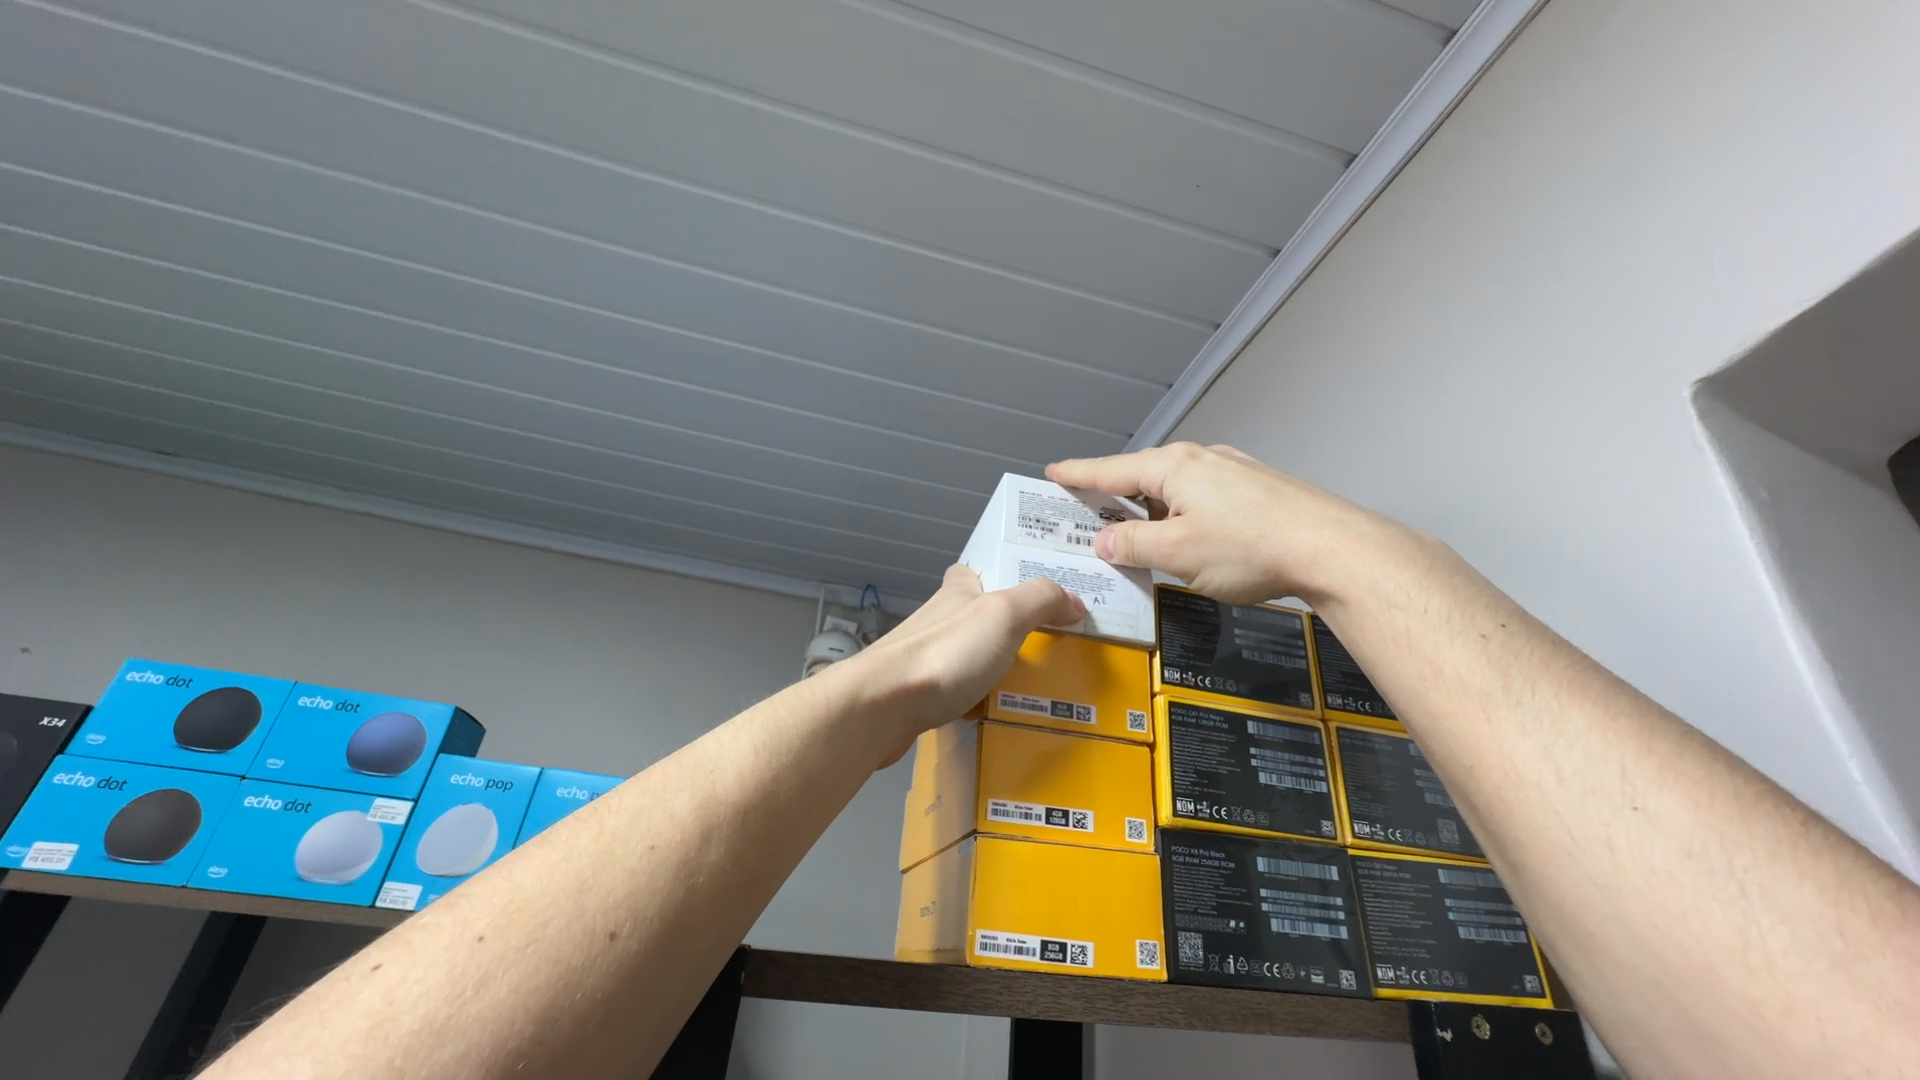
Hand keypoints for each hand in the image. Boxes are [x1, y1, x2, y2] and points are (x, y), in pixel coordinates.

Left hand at [832, 565, 1085, 763]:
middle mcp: (939, 620)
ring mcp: (925, 658)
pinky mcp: (916, 695)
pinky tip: (995, 714)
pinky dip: (976, 701)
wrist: (882, 707)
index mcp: (957, 592)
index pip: (976, 570)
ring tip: (1032, 684)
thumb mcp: (1004, 615)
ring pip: (968, 657)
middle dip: (1008, 629)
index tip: (1034, 591)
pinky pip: (957, 692)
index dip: (1003, 575)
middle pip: (977, 617)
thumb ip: (1040, 600)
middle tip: (1048, 644)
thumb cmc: (946, 653)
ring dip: (993, 667)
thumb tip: (1073, 600)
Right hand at [1047, 443, 1412, 605]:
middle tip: (1089, 512)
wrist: (1331, 549)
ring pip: (1176, 489)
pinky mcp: (1256, 492)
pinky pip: (1203, 499)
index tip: (1055, 471)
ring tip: (1136, 536)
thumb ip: (1133, 545)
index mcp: (1174, 468)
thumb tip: (1105, 542)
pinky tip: (1188, 539)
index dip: (1079, 474)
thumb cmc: (1253, 547)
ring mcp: (1233, 473)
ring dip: (1151, 511)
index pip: (1111, 470)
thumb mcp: (1176, 553)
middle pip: (1143, 476)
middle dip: (1115, 496)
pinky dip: (1182, 515)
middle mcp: (1202, 461)